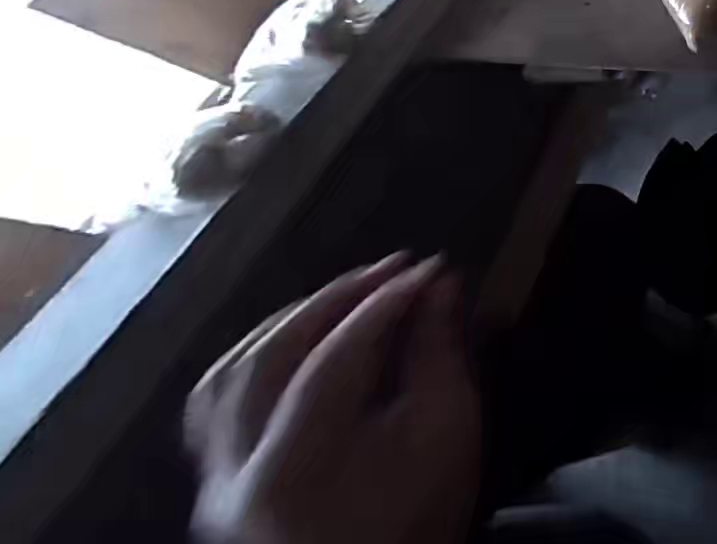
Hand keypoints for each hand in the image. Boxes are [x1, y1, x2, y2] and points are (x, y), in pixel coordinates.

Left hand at [183, 254, 479, 543]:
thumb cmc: (423, 506)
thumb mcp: (449, 425)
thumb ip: (439, 352)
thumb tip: (440, 284)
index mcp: (301, 464)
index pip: (334, 360)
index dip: (386, 304)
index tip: (432, 269)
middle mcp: (236, 471)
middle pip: (268, 361)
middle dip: (336, 299)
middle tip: (394, 265)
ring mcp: (213, 478)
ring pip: (227, 376)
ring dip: (294, 318)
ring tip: (353, 288)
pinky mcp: (214, 477)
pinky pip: (215, 401)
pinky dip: (259, 351)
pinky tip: (302, 330)